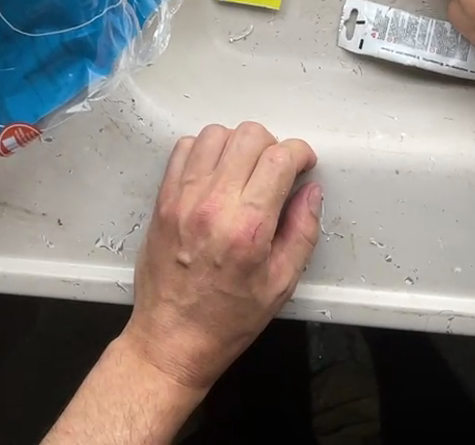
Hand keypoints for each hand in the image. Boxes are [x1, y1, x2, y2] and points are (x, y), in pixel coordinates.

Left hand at [121, 122, 321, 391]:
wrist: (170, 341)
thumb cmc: (227, 320)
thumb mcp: (281, 285)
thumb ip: (303, 231)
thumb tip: (311, 191)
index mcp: (248, 227)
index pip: (279, 157)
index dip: (300, 152)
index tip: (304, 163)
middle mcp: (214, 204)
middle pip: (249, 135)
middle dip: (272, 145)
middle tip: (276, 169)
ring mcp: (184, 197)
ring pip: (216, 133)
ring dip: (237, 144)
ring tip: (245, 169)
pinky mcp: (163, 198)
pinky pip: (184, 148)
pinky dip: (204, 150)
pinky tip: (215, 172)